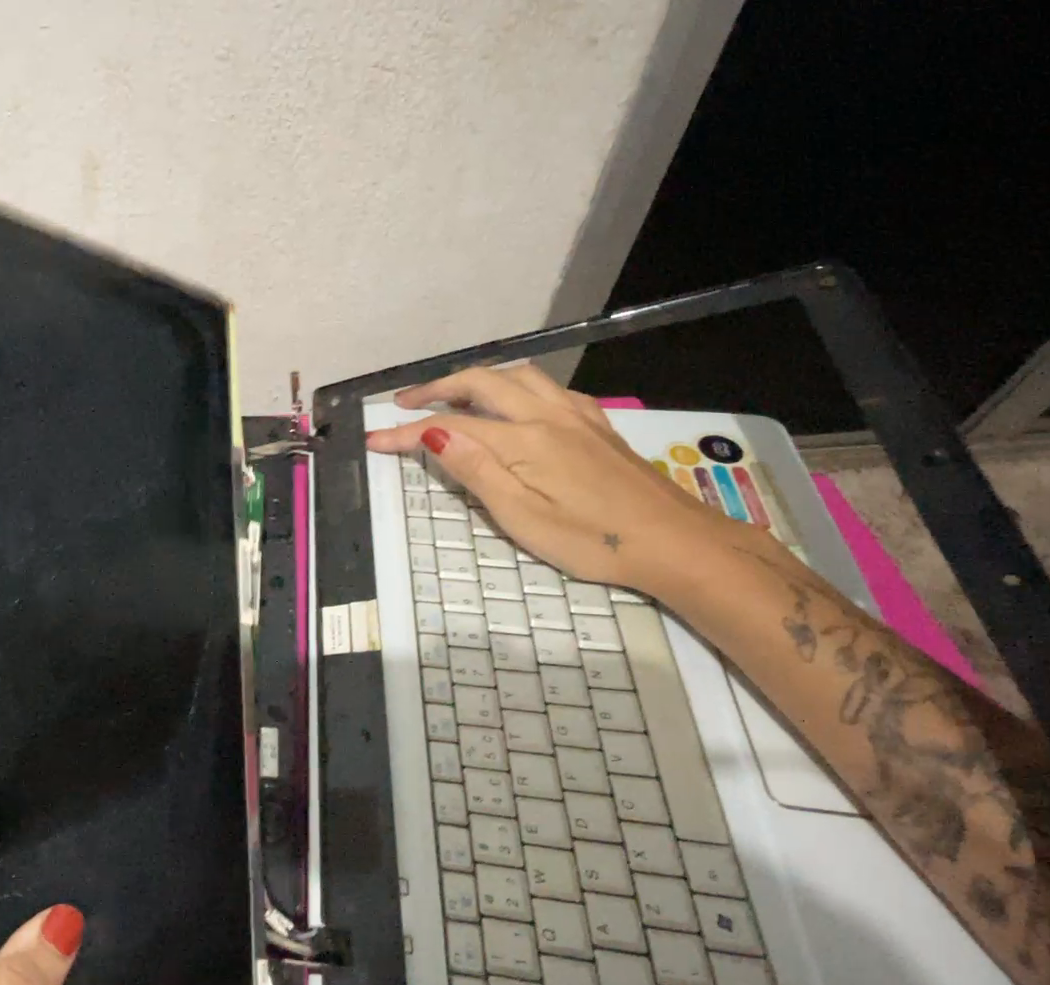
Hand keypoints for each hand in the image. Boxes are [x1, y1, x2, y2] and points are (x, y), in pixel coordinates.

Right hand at [365, 364, 736, 595]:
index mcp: (524, 440)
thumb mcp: (522, 518)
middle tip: (403, 403)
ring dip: (476, 380)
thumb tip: (433, 434)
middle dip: (436, 388)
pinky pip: (546, 388)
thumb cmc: (593, 540)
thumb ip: (476, 471)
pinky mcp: (596, 424)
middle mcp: (547, 415)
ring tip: (451, 397)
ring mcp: (576, 415)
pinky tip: (512, 406)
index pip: (450, 426)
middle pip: (481, 383)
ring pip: (517, 376)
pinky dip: (513, 387)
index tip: (373, 441)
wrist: (676, 542)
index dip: (407, 433)